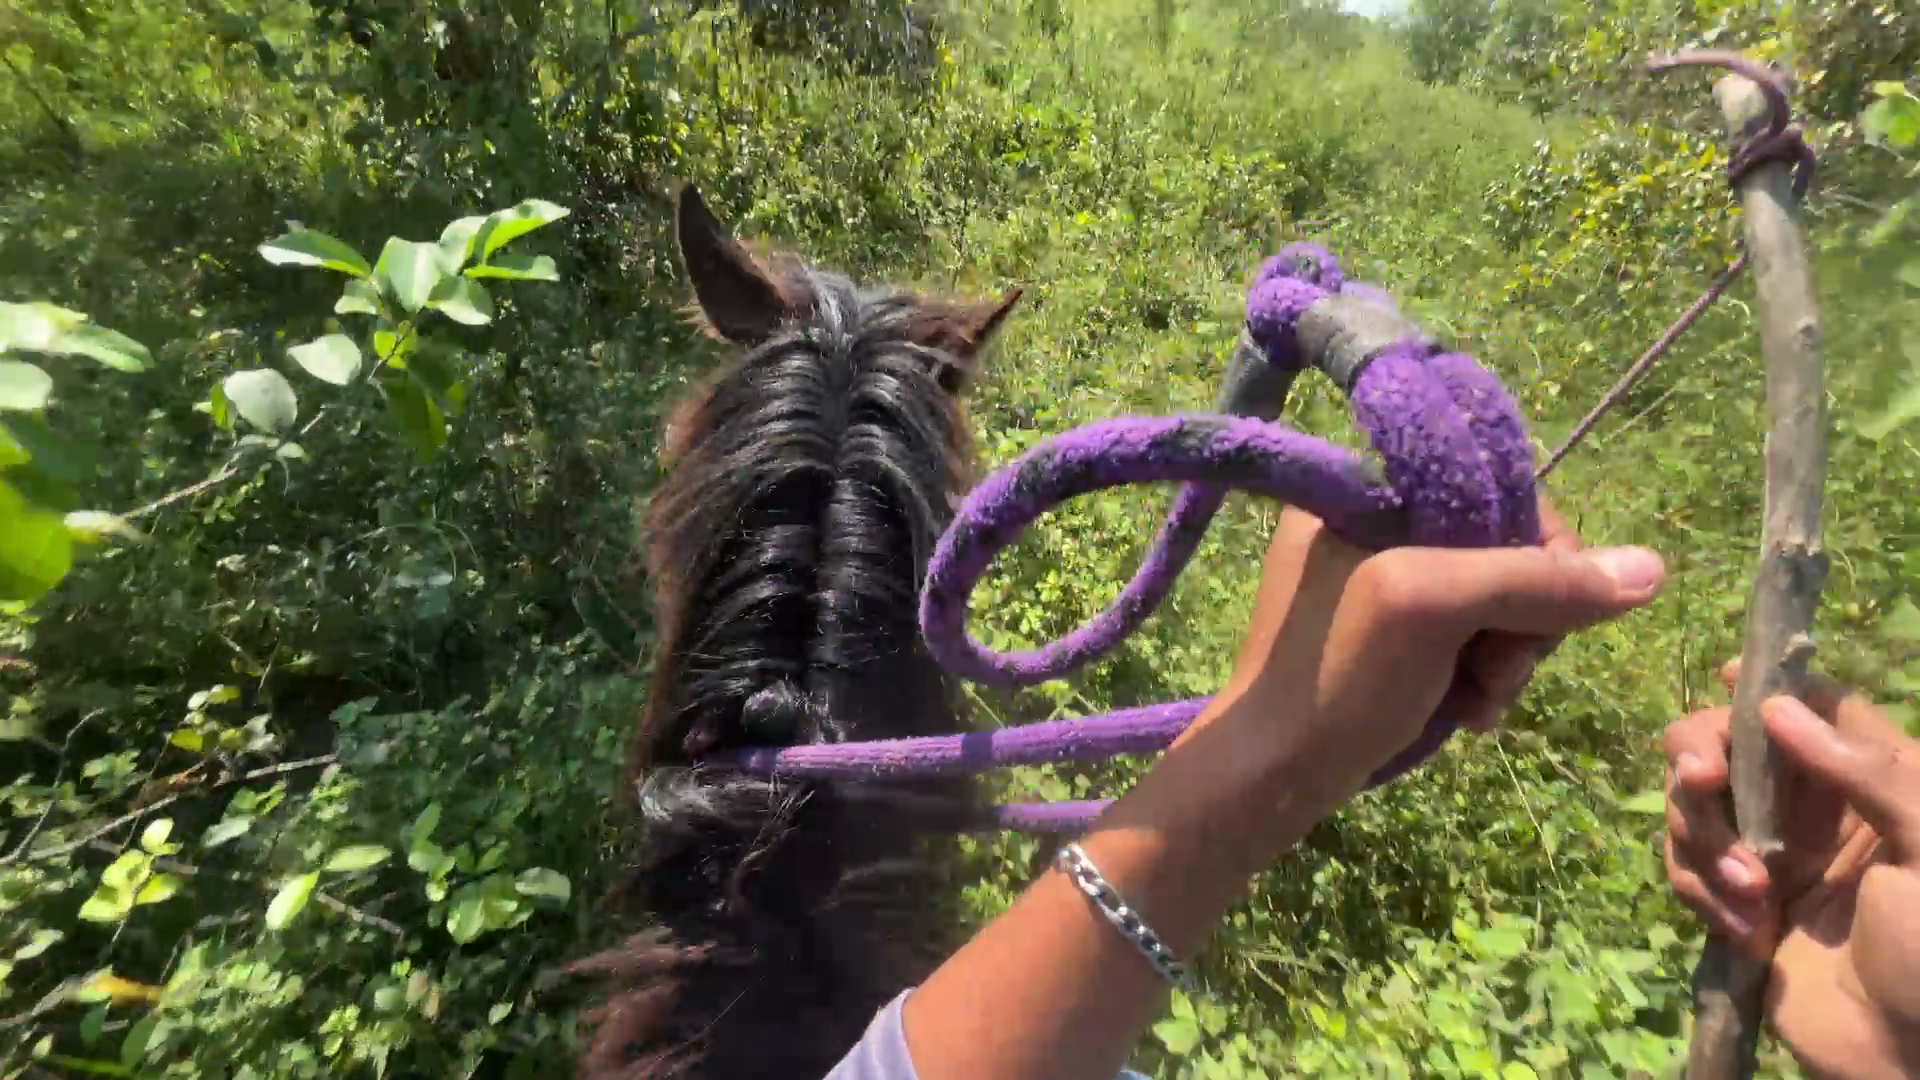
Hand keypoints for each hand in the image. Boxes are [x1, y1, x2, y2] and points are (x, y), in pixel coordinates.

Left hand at [1186, 498, 1667, 810]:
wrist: (1277, 765)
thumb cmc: (1337, 674)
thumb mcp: (1430, 608)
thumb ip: (1530, 578)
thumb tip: (1649, 568)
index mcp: (1358, 497)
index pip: (1485, 485)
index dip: (1534, 543)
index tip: (1546, 602)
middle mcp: (1366, 528)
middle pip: (1499, 546)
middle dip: (1519, 614)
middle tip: (1498, 666)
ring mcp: (1377, 582)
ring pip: (1494, 597)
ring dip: (1507, 653)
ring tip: (1478, 698)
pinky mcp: (1388, 633)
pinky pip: (1469, 635)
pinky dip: (1483, 673)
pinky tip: (1470, 710)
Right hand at [1663, 665, 1919, 1078]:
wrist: (1912, 1064)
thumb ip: (1873, 775)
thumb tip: (1775, 705)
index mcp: (1872, 788)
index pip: (1813, 707)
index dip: (1768, 685)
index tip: (1729, 678)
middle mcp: (1808, 807)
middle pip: (1721, 743)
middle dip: (1696, 759)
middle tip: (1700, 781)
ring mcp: (1761, 848)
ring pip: (1687, 804)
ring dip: (1707, 845)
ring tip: (1755, 899)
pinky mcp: (1725, 890)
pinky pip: (1679, 862)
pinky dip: (1701, 890)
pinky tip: (1745, 930)